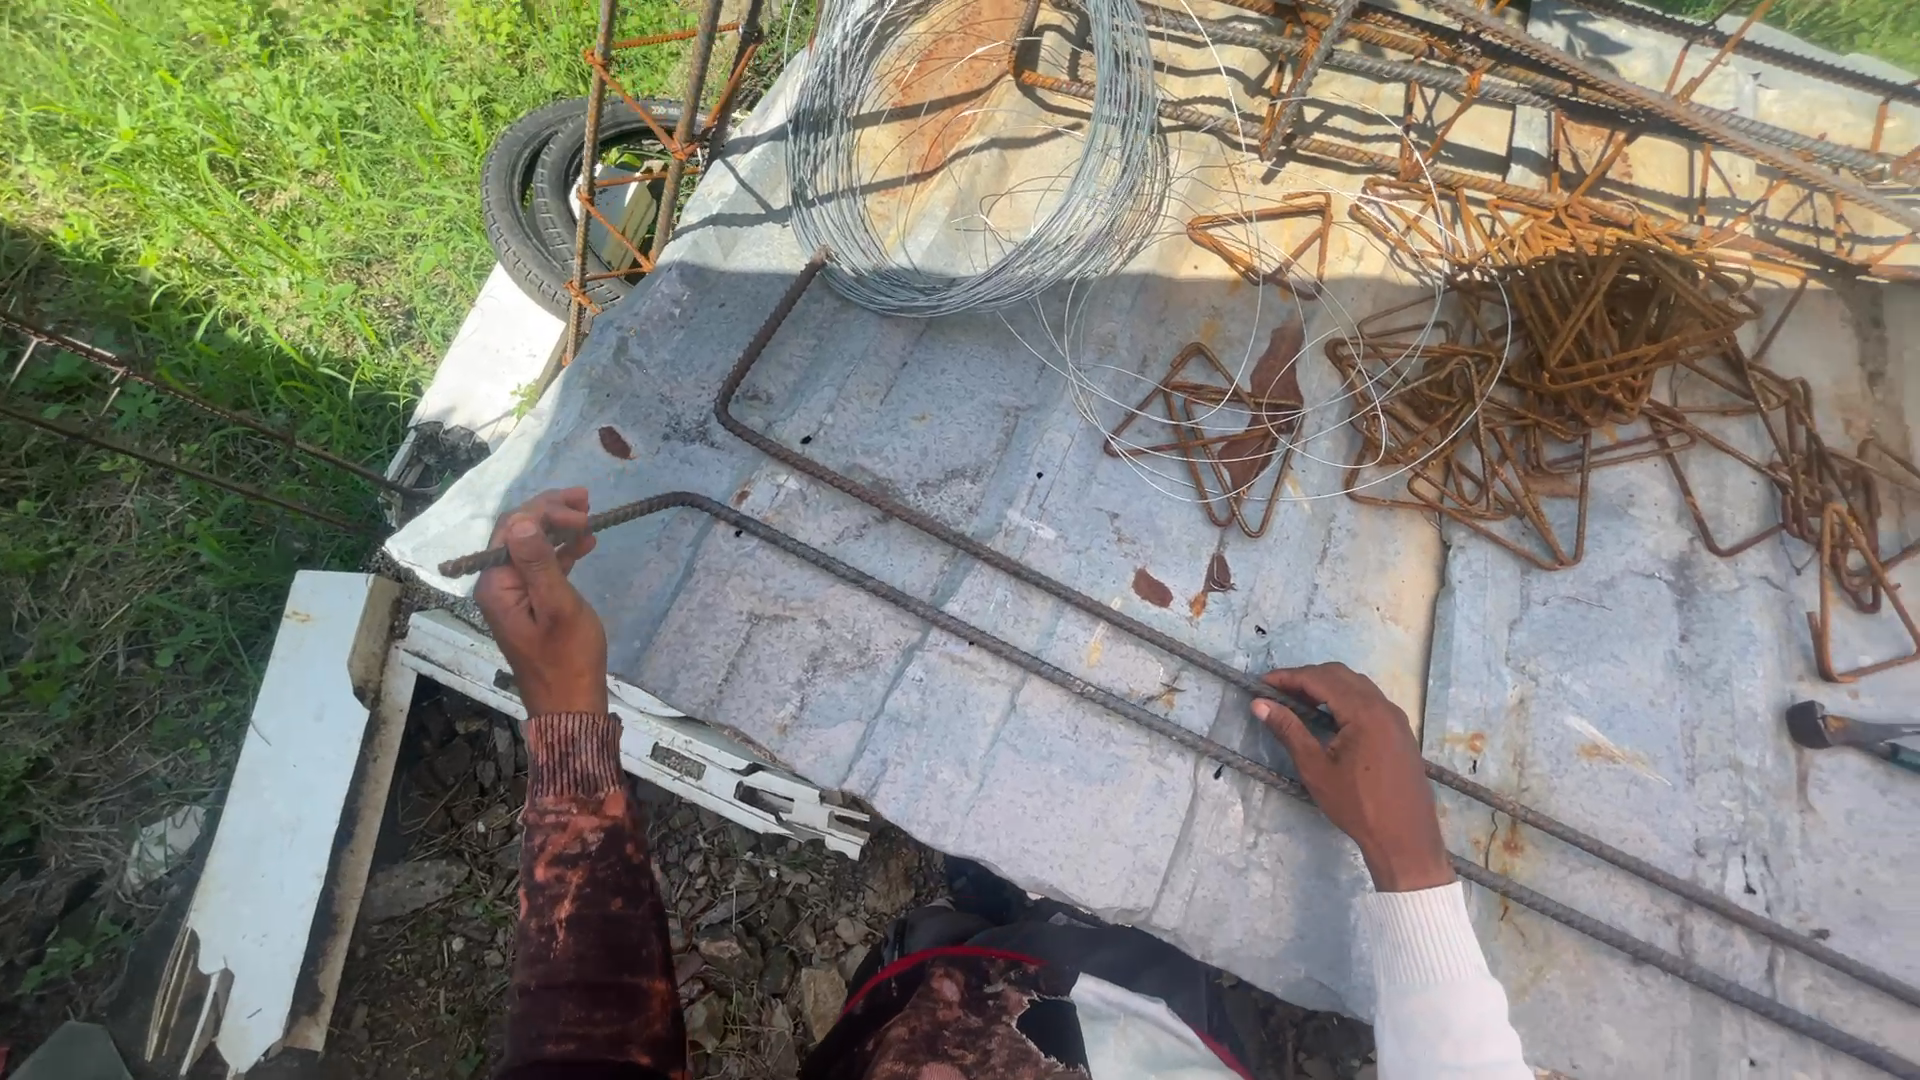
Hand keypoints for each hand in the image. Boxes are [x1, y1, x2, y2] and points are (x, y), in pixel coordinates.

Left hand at [474, 488, 608, 715]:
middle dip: (550, 512)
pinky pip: (542, 566)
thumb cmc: (568, 657)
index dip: (544, 510)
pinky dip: (562, 551)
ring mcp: (514, 595)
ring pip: (531, 547)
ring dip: (557, 527)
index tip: (583, 509)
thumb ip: (540, 563)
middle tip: (587, 500)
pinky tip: (585, 543)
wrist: (570, 701)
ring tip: (589, 514)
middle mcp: (498, 585)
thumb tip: (524, 521)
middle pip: (517, 534)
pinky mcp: (532, 604)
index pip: (511, 529)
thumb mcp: (558, 607)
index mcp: (497, 585)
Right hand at [1251, 664, 1453, 892]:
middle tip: (1278, 693)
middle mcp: (1384, 707)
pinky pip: (1368, 700)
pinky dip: (1343, 697)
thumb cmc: (1358, 805)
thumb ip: (1288, 729)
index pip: (1319, 679)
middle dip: (1305, 677)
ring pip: (1356, 685)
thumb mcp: (1315, 768)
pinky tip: (1328, 717)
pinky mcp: (1400, 732)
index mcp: (1364, 712)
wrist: (1406, 840)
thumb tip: (1259, 704)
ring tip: (1298, 703)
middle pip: (1339, 675)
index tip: (1262, 684)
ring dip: (1325, 685)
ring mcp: (1396, 718)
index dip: (1288, 677)